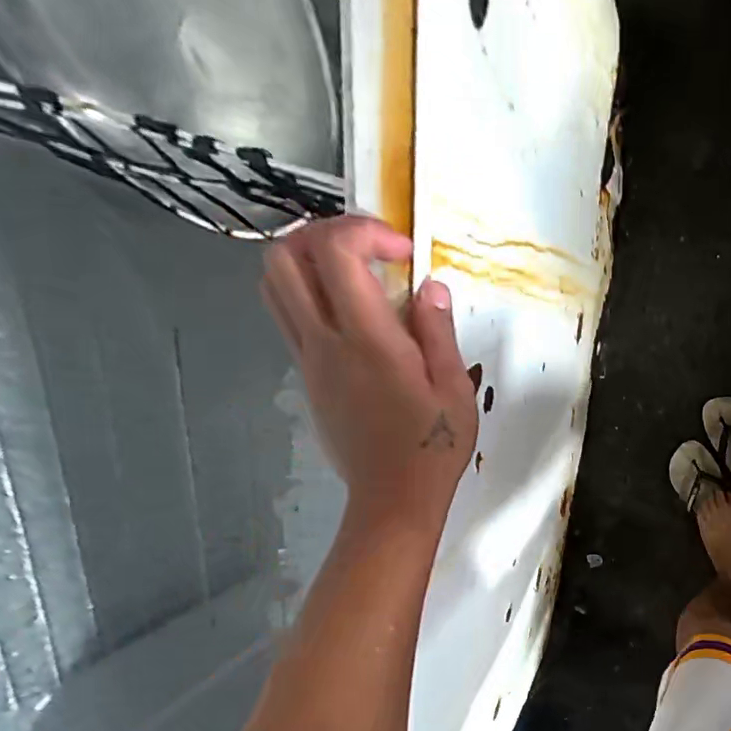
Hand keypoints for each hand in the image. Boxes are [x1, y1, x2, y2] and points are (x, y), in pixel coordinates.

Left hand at [260, 216, 476, 526]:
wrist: (392, 499)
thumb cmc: (431, 447)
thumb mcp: (454, 387)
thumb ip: (438, 330)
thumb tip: (429, 287)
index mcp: (367, 340)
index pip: (335, 252)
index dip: (366, 230)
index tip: (403, 252)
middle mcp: (325, 344)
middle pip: (284, 258)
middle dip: (323, 233)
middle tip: (367, 248)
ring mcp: (308, 362)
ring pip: (276, 287)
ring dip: (307, 262)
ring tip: (353, 272)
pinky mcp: (307, 379)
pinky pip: (290, 318)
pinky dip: (311, 295)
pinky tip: (353, 315)